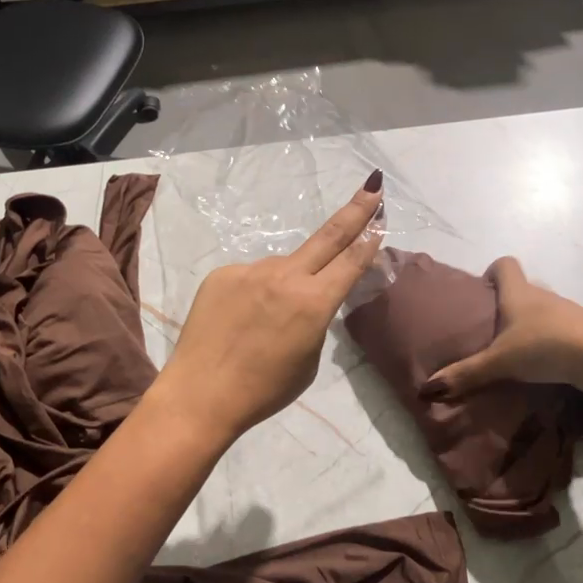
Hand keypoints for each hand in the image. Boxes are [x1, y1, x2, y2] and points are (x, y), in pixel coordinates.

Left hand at [151, 171, 386, 442]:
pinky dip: (255, 292)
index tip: (381, 217)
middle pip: (327, 236)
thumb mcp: (308, 360)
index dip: (370, 238)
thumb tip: (304, 297)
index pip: (351, 262)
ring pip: (282, 267)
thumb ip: (314, 319)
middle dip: (355, 211)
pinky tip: (240, 320)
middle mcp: (285, 277)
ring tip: (266, 321)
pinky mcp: (222, 274)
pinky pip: (251, 276)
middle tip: (372, 187)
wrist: (200, 395)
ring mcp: (250, 271)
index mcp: (313, 303)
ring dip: (287, 282)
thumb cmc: (264, 390)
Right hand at [420, 257, 582, 400]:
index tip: (484, 292)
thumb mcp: (499, 362)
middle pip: (524, 289)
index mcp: (518, 293)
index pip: (506, 264)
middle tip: (495, 331)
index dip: (493, 272)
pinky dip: (554, 341)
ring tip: (521, 352)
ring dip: (533, 325)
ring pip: (544, 310)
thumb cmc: (543, 347)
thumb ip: (466, 374)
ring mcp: (568, 311)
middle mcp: (543, 295)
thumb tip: (427, 389)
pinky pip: (563, 329)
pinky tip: (549, 364)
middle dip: (509, 305)